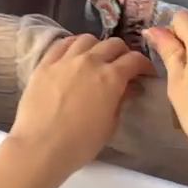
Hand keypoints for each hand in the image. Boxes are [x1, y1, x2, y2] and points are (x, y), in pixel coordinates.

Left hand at [5, 34, 153, 180]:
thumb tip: (130, 87)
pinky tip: (74, 54)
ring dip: (98, 47)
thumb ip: (121, 101)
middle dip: (123, 53)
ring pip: (87, 39)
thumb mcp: (110, 125)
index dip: (144, 65)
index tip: (146, 74)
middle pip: (113, 44)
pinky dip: (73, 45)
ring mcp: (65, 60)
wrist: (41, 147)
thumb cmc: (81, 143)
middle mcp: (90, 61)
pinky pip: (62, 44)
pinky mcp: (45, 64)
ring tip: (97, 59)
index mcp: (111, 77)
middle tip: (123, 67)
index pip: (135, 60)